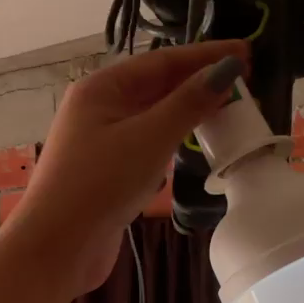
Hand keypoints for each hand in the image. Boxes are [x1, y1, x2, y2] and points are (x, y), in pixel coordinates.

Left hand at [2, 41, 247, 294]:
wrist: (56, 248)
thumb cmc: (99, 185)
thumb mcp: (149, 138)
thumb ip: (189, 103)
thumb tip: (226, 70)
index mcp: (101, 89)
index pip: (162, 61)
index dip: (206, 56)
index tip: (247, 54)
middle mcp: (98, 110)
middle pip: (156, 87)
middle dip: (199, 84)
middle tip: (246, 85)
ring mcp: (101, 144)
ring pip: (153, 119)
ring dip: (188, 114)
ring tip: (229, 111)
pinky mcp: (107, 175)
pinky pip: (147, 148)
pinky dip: (172, 143)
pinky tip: (193, 146)